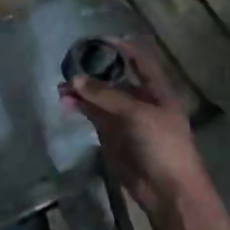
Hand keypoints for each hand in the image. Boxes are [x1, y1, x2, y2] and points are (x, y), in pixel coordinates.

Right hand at [61, 38, 207, 215]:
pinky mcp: (111, 135)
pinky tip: (65, 102)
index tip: (96, 39)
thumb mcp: (137, 113)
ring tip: (61, 86)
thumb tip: (74, 80)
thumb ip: (105, 95)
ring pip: (99, 96)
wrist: (168, 190)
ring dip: (82, 89)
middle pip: (114, 77)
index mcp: (157, 90)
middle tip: (69, 62)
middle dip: (93, 69)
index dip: (121, 47)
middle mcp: (140, 99)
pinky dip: (79, 106)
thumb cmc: (162, 145)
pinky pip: (92, 114)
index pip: (139, 59)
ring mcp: (124, 118)